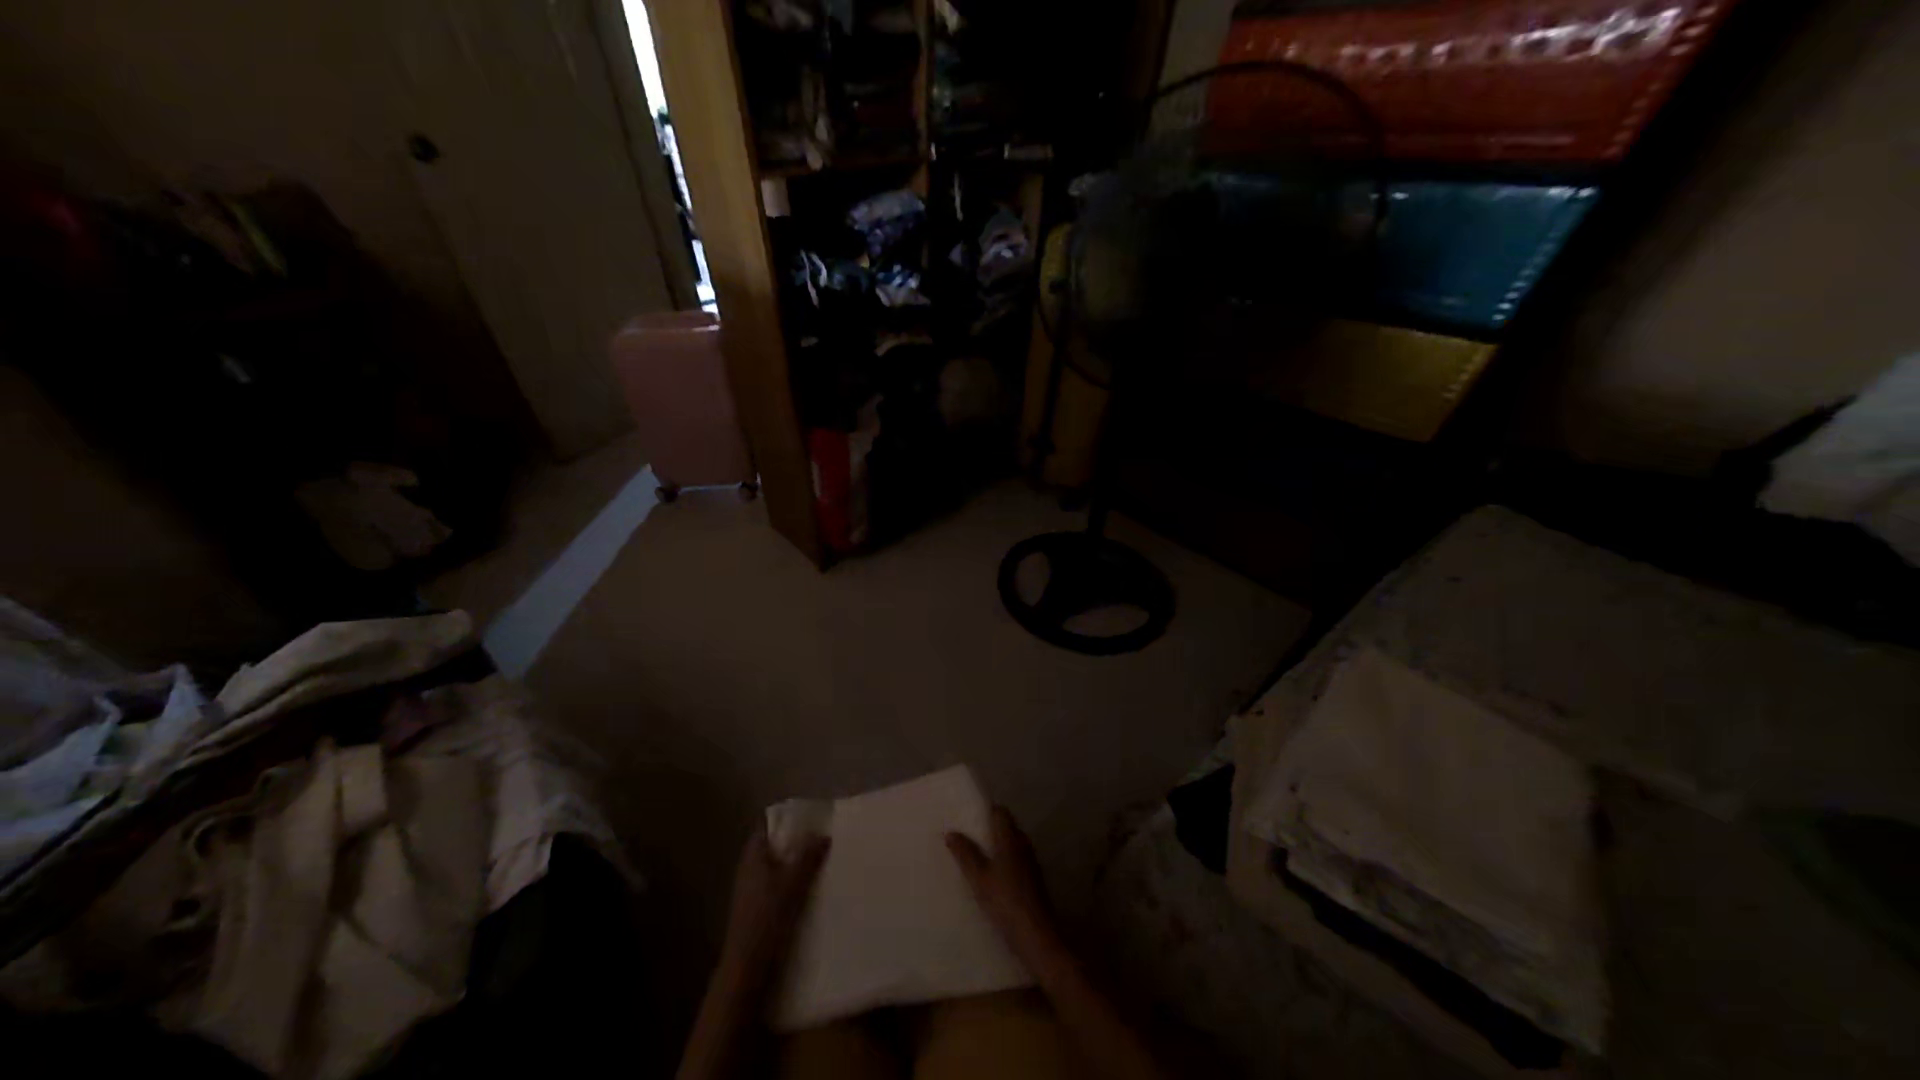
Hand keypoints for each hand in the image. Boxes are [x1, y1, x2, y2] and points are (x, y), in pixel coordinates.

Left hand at [718, 826, 829, 979]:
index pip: (767, 827)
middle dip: (796, 843)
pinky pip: (777, 887)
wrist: (748, 965)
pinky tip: (811, 891)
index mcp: (752, 856)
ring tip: (823, 864)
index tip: (811, 819)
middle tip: (823, 841)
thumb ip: (807, 856)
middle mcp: (748, 869)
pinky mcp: (757, 909)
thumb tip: (822, 834)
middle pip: (773, 847)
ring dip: (796, 865)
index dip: (786, 821)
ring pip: (776, 868)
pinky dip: (792, 884)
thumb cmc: (768, 917)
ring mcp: (750, 890)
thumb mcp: (793, 882)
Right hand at [946, 806, 1065, 971]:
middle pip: (1007, 827)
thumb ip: (965, 854)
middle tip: (965, 836)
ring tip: (973, 856)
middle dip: (988, 829)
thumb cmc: (1004, 901)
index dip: (985, 810)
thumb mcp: (978, 878)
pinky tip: (990, 877)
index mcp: (1010, 839)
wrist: (1035, 935)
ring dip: (995, 847)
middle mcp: (1023, 845)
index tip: (967, 815)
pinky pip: (1016, 861)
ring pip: (1012, 845)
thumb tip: (951, 832)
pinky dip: (1003, 862)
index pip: (1000, 812)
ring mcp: (1031, 863)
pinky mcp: (1033, 881)